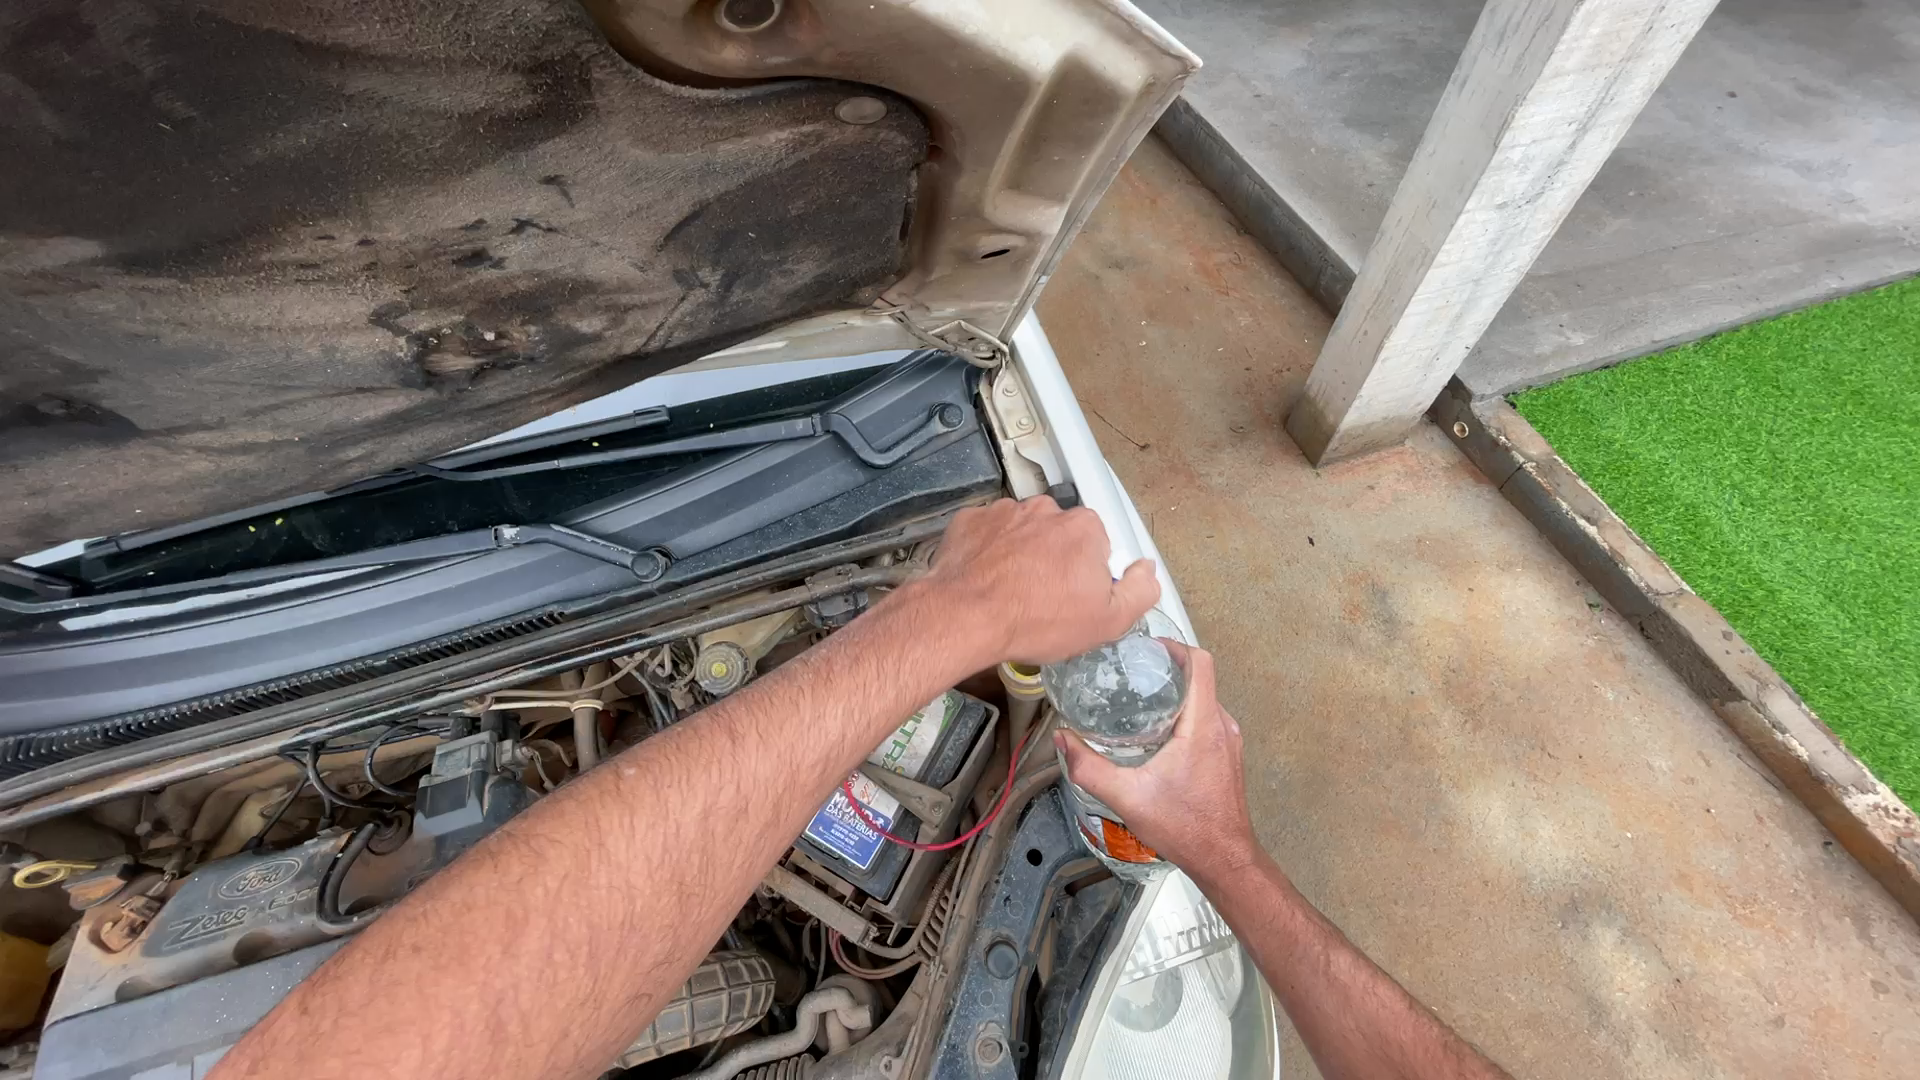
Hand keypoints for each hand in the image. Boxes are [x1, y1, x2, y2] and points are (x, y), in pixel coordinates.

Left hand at [913, 496, 1159, 667]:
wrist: (966, 617)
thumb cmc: (1034, 620)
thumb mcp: (1107, 622)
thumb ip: (1140, 592)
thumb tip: (1147, 572)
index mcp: (1085, 528)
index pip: (1098, 547)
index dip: (1089, 576)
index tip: (1075, 597)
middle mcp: (1046, 510)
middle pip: (1059, 536)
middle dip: (1055, 562)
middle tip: (1042, 599)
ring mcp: (1005, 512)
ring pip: (1022, 533)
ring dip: (1020, 555)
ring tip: (1010, 592)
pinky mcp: (972, 520)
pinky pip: (987, 534)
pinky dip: (987, 552)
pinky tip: (986, 580)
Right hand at [1053, 643, 1259, 877]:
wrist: (1225, 860)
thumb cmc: (1184, 827)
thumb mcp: (1127, 798)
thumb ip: (1089, 768)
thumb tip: (1063, 739)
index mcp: (1203, 726)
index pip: (1200, 663)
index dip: (1175, 646)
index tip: (1146, 648)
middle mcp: (1222, 726)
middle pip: (1200, 677)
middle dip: (1167, 667)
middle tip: (1131, 671)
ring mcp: (1229, 741)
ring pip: (1203, 697)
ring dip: (1176, 690)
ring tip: (1140, 696)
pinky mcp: (1228, 755)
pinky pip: (1207, 717)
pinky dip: (1185, 710)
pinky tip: (1157, 728)